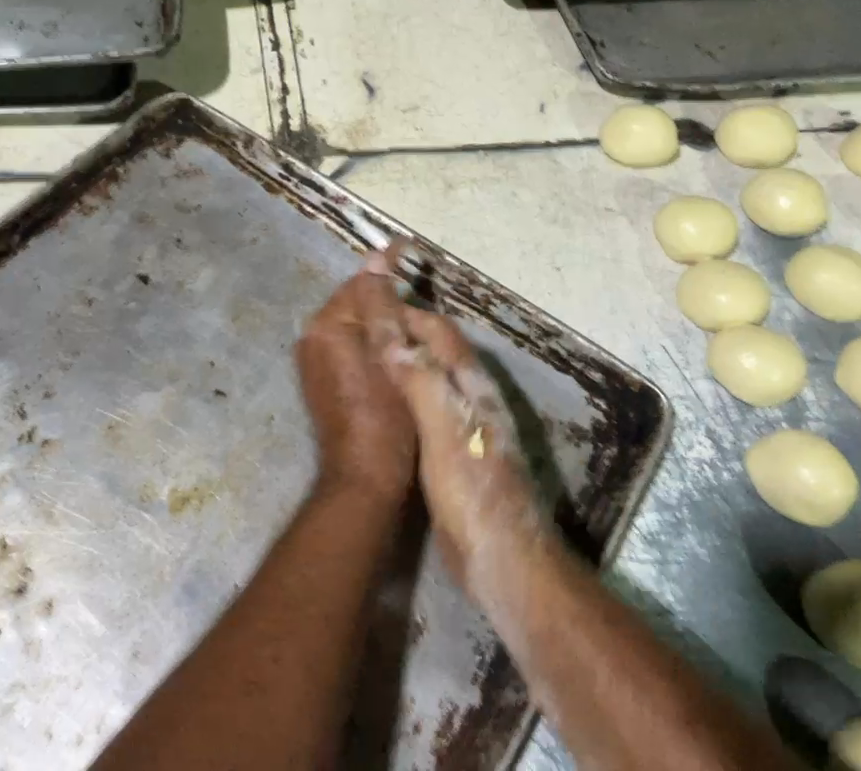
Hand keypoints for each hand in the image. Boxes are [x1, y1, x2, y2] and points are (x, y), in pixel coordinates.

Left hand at [294, 249, 418, 504]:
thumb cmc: (386, 418)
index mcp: (327, 326)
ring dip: (381, 319)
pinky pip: (350, 346)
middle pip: (356, 302)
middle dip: (387, 295)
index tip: (412, 249)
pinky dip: (373, 342)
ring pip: (354, 325)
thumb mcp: (392, 356)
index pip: (360, 282)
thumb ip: (382, 305)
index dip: (388, 266)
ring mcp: (314, 361)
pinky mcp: (323, 381)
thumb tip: (376, 259)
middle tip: (424, 289)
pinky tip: (399, 349)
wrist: (364, 478)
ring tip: (418, 319)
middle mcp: (313, 338)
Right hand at [374, 305, 552, 594]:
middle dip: (401, 333)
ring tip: (363, 359)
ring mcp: (466, 429)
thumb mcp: (444, 429)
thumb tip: (390, 334)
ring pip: (430, 381)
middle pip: (435, 352)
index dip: (405, 312)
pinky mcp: (455, 456)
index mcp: (472, 387)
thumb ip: (420, 381)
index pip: (437, 332)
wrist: (502, 558)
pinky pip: (424, 411)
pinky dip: (402, 397)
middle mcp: (472, 400)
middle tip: (358, 328)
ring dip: (401, 364)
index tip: (367, 301)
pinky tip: (381, 407)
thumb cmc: (473, 491)